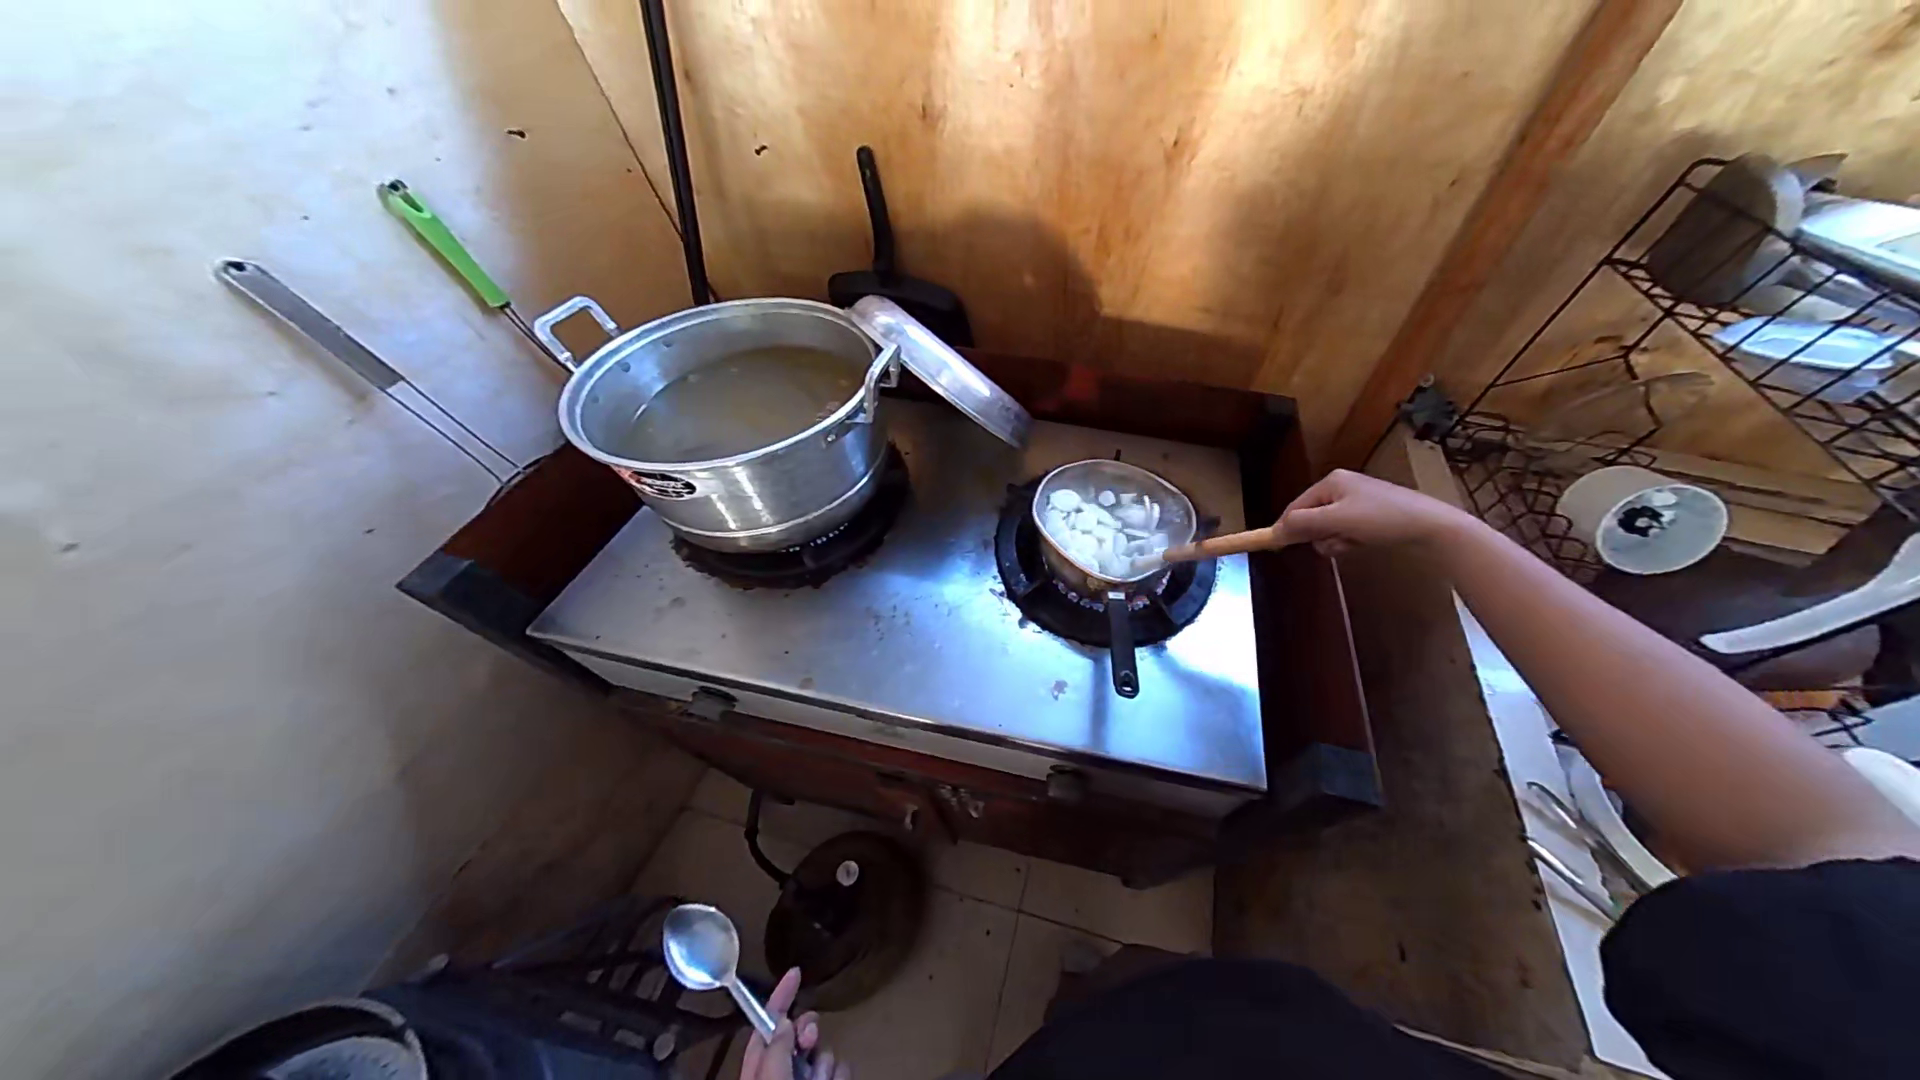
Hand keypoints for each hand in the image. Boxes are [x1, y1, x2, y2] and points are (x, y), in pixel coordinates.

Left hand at [740, 968, 849, 1079]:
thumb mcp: (771, 1079)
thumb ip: (776, 1050)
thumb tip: (785, 1020)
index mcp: (760, 1069)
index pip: (768, 1024)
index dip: (781, 996)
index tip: (795, 971)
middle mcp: (785, 1071)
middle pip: (802, 1031)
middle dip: (809, 1031)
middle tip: (809, 1040)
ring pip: (826, 1053)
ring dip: (825, 1068)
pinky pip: (842, 1069)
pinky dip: (840, 1077)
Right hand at [1277, 469, 1472, 556]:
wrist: (1433, 527)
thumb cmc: (1382, 519)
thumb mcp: (1337, 521)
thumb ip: (1302, 525)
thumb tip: (1273, 532)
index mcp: (1331, 481)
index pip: (1295, 507)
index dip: (1286, 528)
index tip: (1277, 546)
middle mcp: (1341, 486)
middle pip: (1310, 517)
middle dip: (1319, 534)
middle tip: (1334, 542)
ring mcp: (1357, 501)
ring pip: (1327, 527)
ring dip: (1334, 540)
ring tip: (1353, 543)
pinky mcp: (1370, 515)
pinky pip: (1345, 530)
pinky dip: (1348, 540)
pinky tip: (1362, 543)